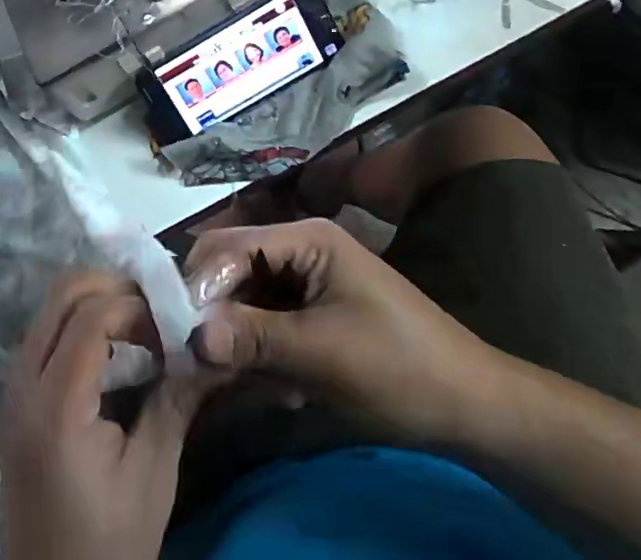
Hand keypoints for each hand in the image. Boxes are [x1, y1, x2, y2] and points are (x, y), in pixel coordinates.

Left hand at [0, 272, 212, 559]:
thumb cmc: (107, 540)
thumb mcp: (152, 472)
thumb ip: (176, 398)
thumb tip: (213, 344)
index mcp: (55, 406)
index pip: (91, 315)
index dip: (138, 307)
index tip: (173, 331)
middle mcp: (22, 384)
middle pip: (63, 293)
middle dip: (115, 288)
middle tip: (158, 313)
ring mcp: (14, 387)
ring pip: (52, 307)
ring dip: (99, 301)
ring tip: (143, 326)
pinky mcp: (17, 396)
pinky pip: (47, 331)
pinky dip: (83, 321)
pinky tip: (117, 346)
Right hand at [185, 218, 497, 441]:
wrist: (466, 403)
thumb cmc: (399, 367)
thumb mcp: (322, 353)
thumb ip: (253, 339)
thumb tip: (189, 337)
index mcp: (306, 237)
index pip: (230, 246)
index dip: (198, 285)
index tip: (174, 334)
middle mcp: (298, 247)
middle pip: (230, 268)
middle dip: (211, 312)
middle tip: (194, 361)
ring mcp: (303, 279)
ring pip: (241, 298)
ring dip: (232, 337)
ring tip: (231, 379)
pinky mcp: (307, 310)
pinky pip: (261, 321)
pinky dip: (254, 350)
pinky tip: (265, 384)